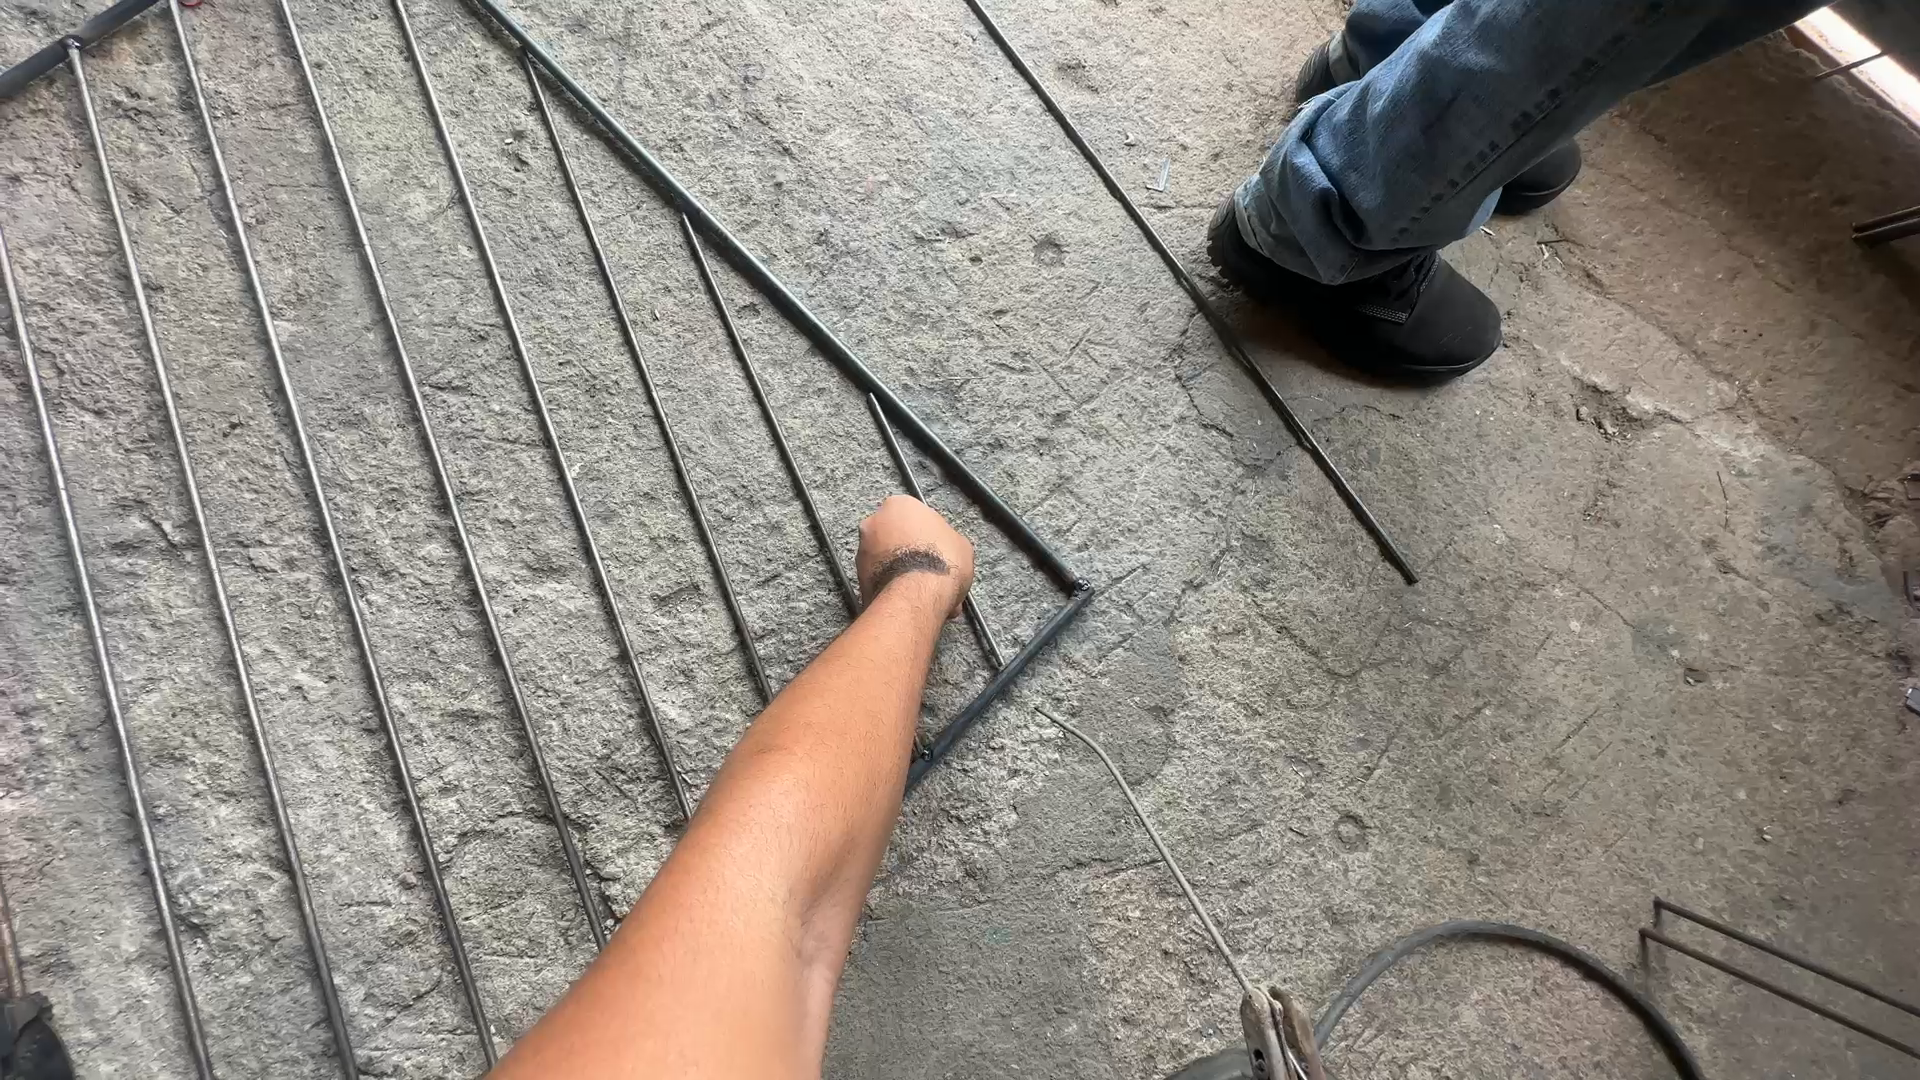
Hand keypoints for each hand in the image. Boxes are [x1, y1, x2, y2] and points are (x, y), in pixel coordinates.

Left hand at [856, 495, 974, 616]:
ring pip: (884, 559)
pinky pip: (878, 579)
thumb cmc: (939, 562)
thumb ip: (947, 539)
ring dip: (899, 571)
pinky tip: (910, 597)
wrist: (916, 594)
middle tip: (927, 568)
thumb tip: (947, 548)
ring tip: (921, 589)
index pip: (914, 516)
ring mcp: (863, 549)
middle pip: (894, 535)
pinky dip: (891, 587)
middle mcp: (875, 522)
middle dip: (908, 551)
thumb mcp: (961, 544)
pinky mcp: (858, 576)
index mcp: (900, 504)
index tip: (936, 548)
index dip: (928, 534)